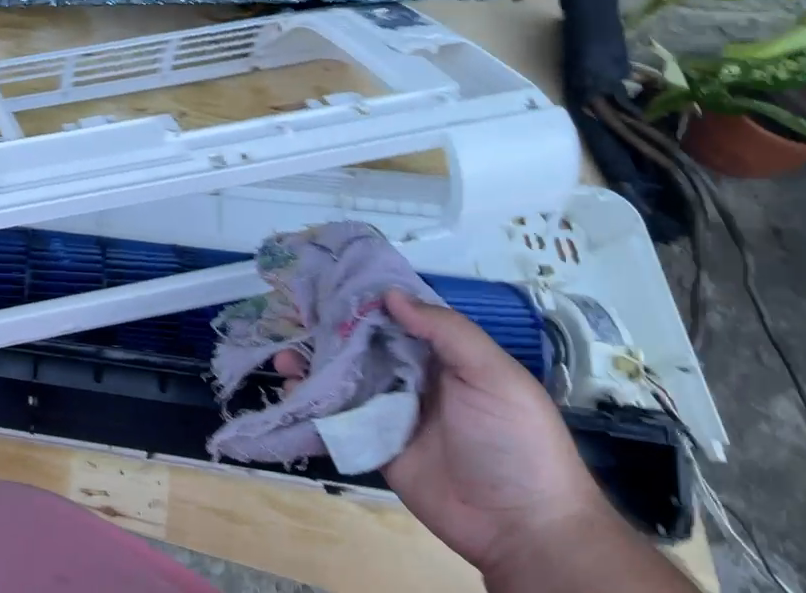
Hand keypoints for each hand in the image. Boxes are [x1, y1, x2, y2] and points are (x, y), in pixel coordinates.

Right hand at [278, 289, 608, 573]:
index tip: (322, 278)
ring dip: (310, 360)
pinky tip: (289, 385)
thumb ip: (447, 332)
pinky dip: (308, 396)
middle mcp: (410, 376)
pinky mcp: (371, 440)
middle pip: (358, 342)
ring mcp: (388, 408)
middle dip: (324, 325)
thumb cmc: (516, 442)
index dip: (360, 296)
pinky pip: (334, 412)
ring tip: (284, 354)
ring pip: (340, 374)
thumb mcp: (495, 377)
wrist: (521, 526)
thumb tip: (390, 294)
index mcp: (441, 356)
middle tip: (289, 310)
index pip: (394, 315)